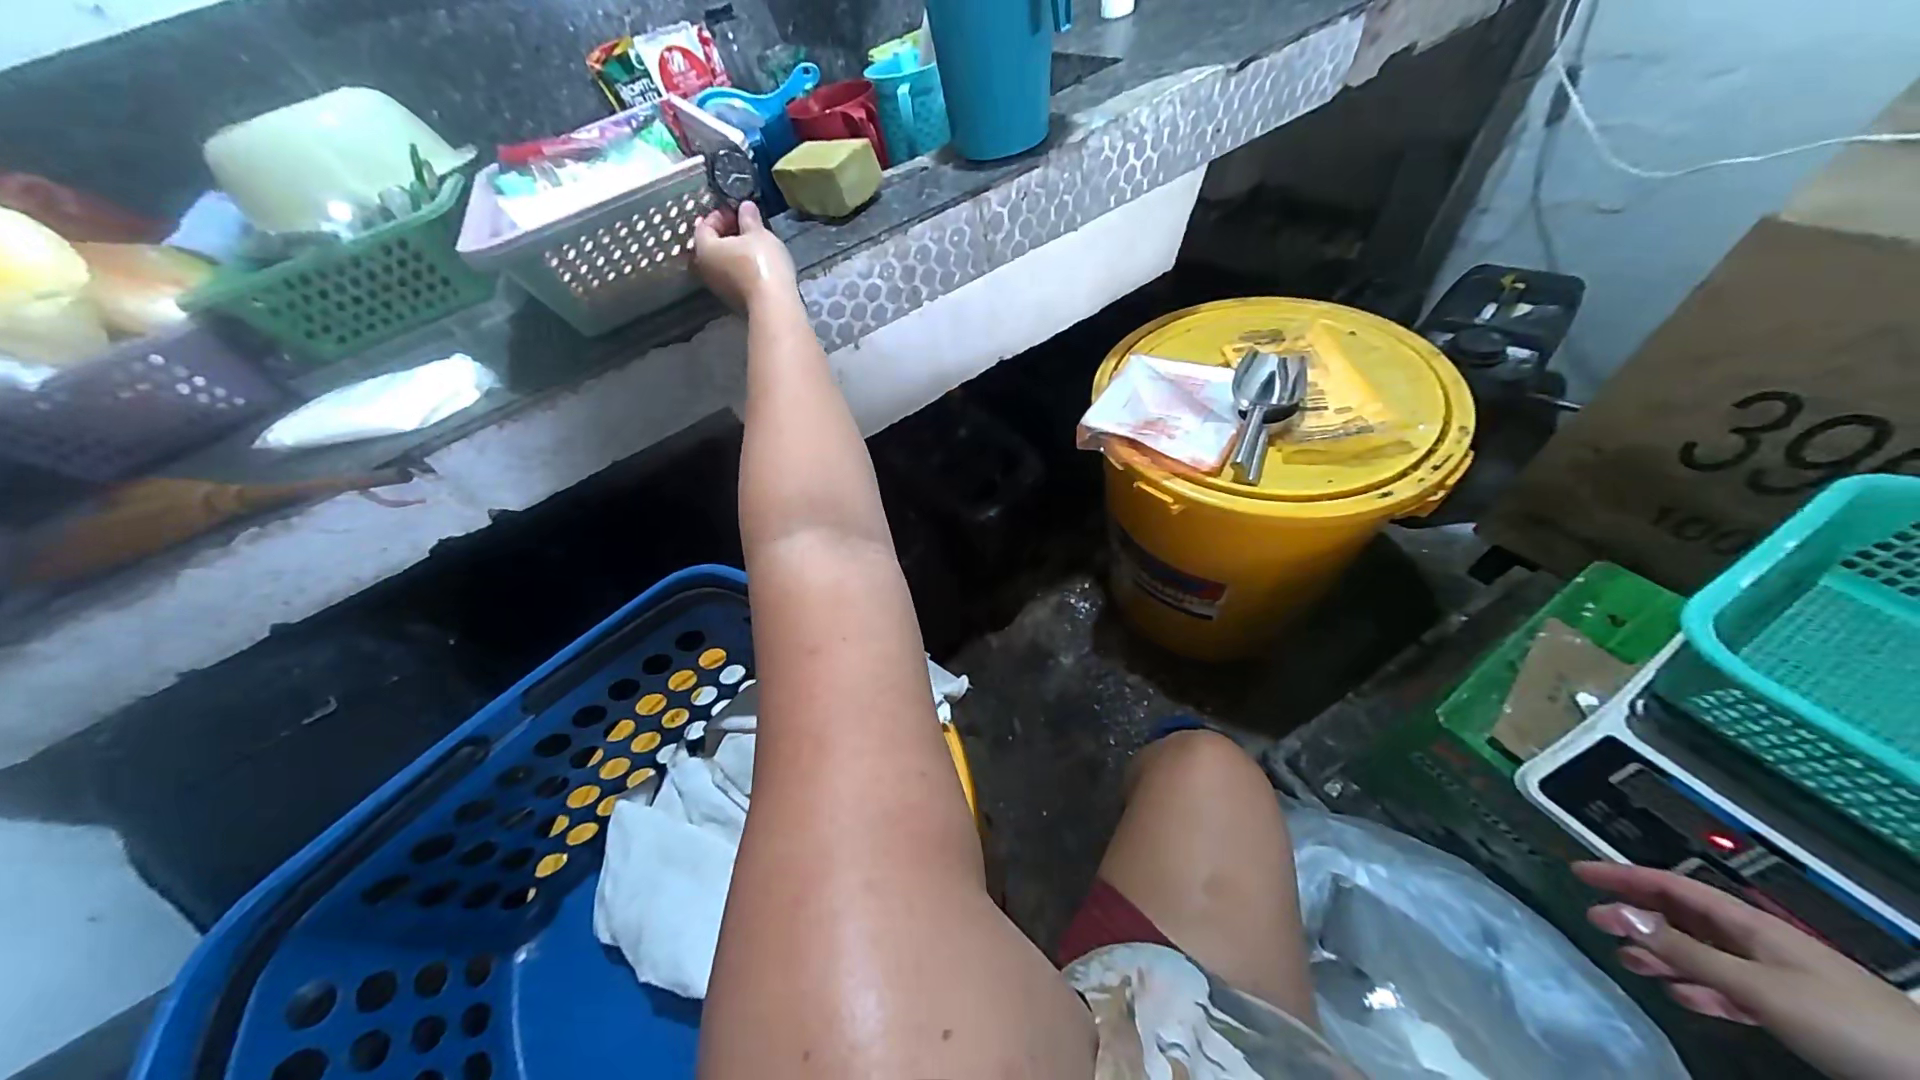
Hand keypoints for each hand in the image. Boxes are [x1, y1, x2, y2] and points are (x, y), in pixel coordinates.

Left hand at [693, 200, 796, 312]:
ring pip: (722, 263)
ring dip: (734, 253)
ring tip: (754, 247)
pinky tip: (756, 266)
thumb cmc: (762, 263)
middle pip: (711, 245)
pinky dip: (740, 268)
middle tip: (746, 228)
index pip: (705, 225)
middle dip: (727, 235)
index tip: (738, 211)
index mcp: (704, 247)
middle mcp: (704, 268)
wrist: (773, 306)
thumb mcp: (758, 234)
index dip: (721, 215)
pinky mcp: (732, 301)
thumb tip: (745, 206)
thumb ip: (749, 218)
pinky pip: (732, 277)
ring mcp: (717, 288)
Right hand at [1577, 861, 1919, 1079]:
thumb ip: (1685, 951)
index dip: (1623, 875)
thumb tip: (1619, 912)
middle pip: (1683, 917)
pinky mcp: (1789, 1009)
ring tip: (1628, 962)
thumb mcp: (1756, 987)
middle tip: (1594, 919)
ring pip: (1701, 953)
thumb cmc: (1844, 1022)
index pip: (1672, 886)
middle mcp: (1757, 942)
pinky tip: (1683, 997)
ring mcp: (1775, 976)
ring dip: (1661, 954)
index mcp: (1749, 925)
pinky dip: (1698, 987)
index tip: (1580, 872)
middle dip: (1636, 915)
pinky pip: (1727, 987)